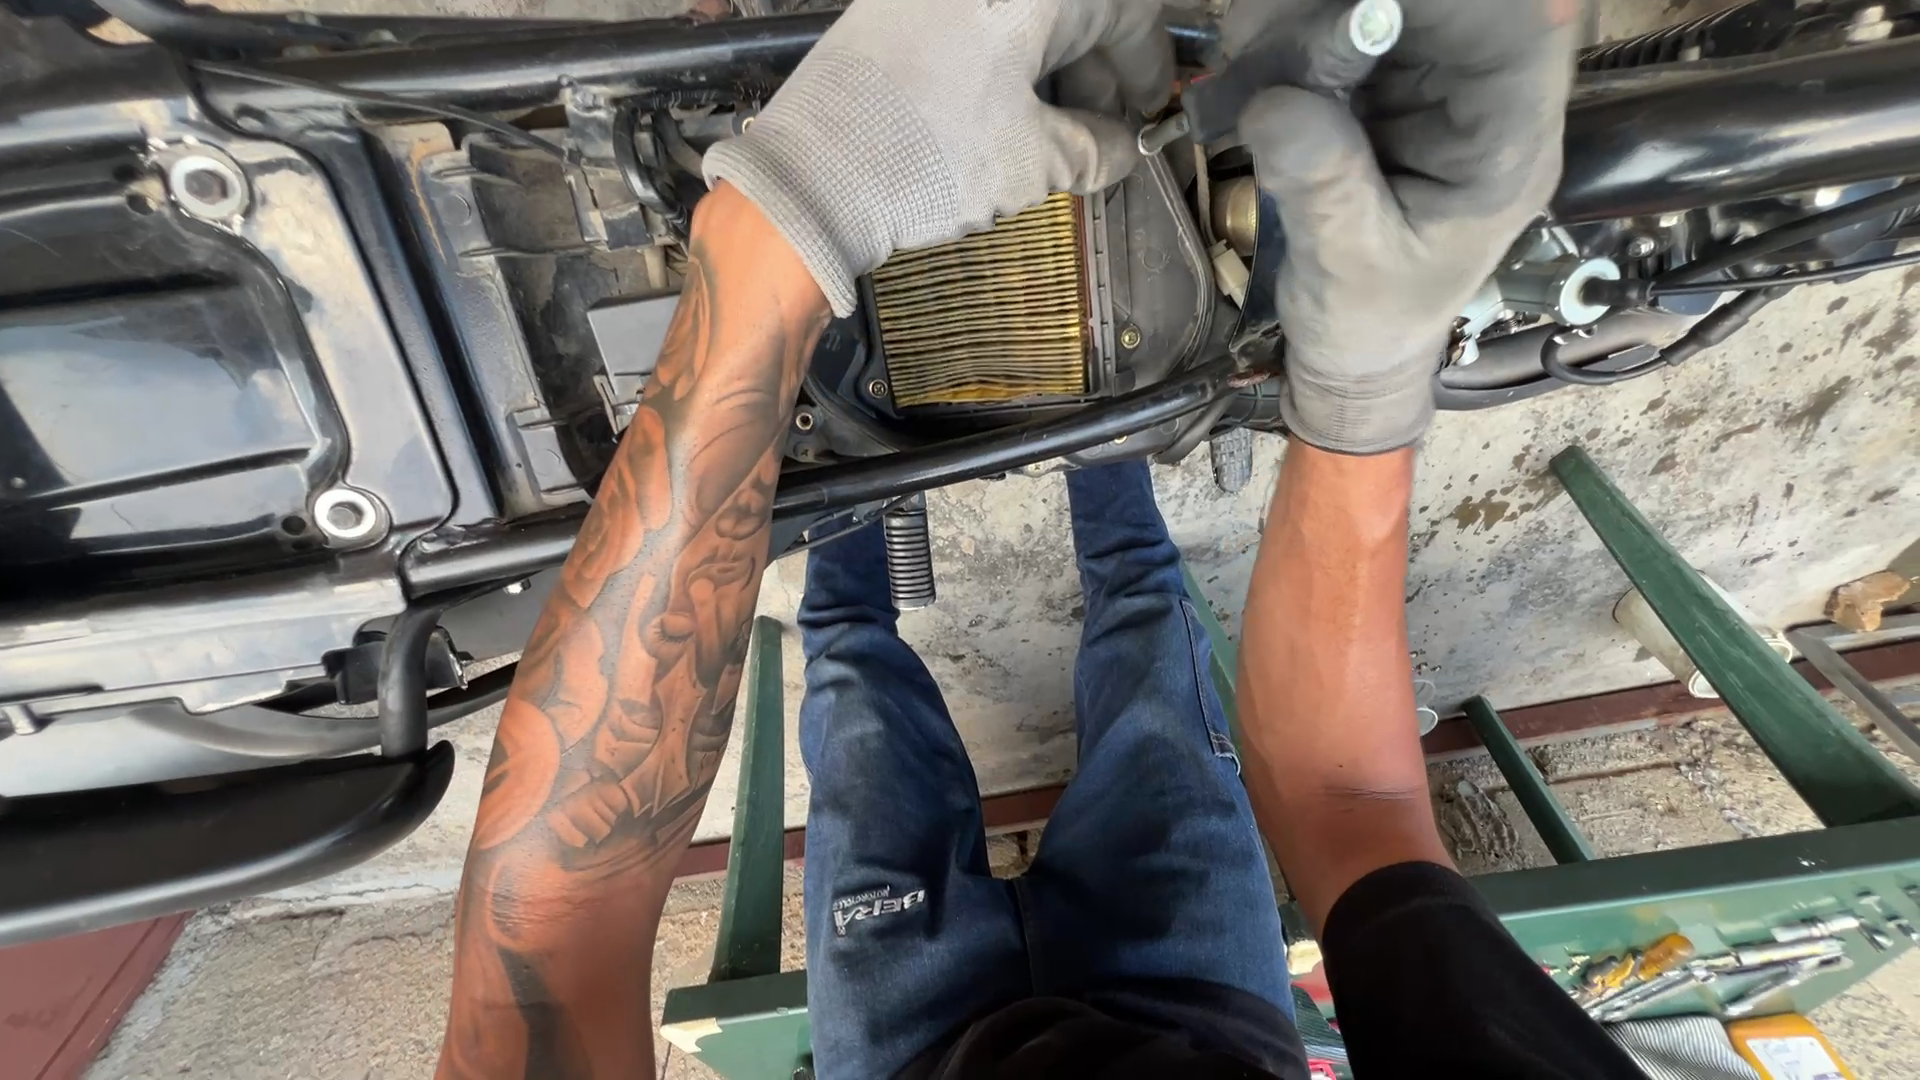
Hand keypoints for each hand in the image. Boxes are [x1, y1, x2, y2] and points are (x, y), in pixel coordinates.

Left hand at [703, 0, 1171, 316]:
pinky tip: (1011, 114)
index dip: (1149, 65)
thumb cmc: (927, 162)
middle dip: (1100, 73)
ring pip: (1026, 18)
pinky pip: (980, 26)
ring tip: (1059, 136)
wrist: (815, 179)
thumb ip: (1094, 150)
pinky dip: (1008, 66)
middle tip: (1106, 132)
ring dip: (1055, 72)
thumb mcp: (1031, 164)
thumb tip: (1122, 150)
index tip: (1153, 108)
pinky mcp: (901, 8)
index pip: (1126, 10)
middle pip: (1075, 9)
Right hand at [1231, 0, 1578, 453]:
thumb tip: (1272, 103)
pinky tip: (1257, 57)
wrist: (1352, 352)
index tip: (1350, 6)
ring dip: (1322, 19)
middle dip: (1359, 5)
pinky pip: (1352, 46)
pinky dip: (1302, 44)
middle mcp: (1484, 104)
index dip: (1441, 1)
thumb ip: (1322, 186)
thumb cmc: (1368, 323)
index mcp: (1508, 147)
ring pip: (1397, 14)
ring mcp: (1435, 96)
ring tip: (1252, 36)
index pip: (1514, 31)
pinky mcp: (1388, 102)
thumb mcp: (1347, 265)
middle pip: (1454, 9)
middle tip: (1272, 20)